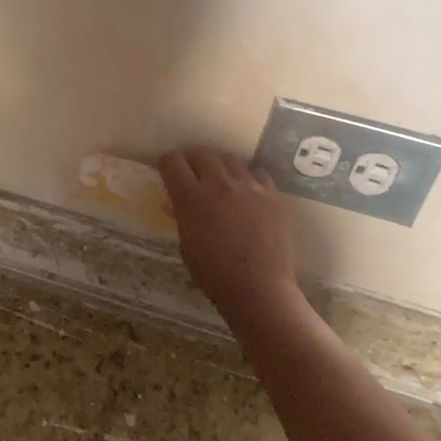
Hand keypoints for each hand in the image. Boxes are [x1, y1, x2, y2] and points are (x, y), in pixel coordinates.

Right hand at [158, 147, 301, 315]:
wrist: (258, 288)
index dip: (167, 164)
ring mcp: (249, 186)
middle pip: (201, 153)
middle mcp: (219, 184)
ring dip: (220, 166)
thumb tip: (177, 204)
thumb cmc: (213, 273)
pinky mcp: (272, 194)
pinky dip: (248, 178)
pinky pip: (258, 173)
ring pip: (230, 159)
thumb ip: (182, 217)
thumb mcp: (186, 244)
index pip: (172, 161)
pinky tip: (248, 193)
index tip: (169, 172)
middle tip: (193, 174)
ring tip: (221, 180)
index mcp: (191, 198)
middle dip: (193, 160)